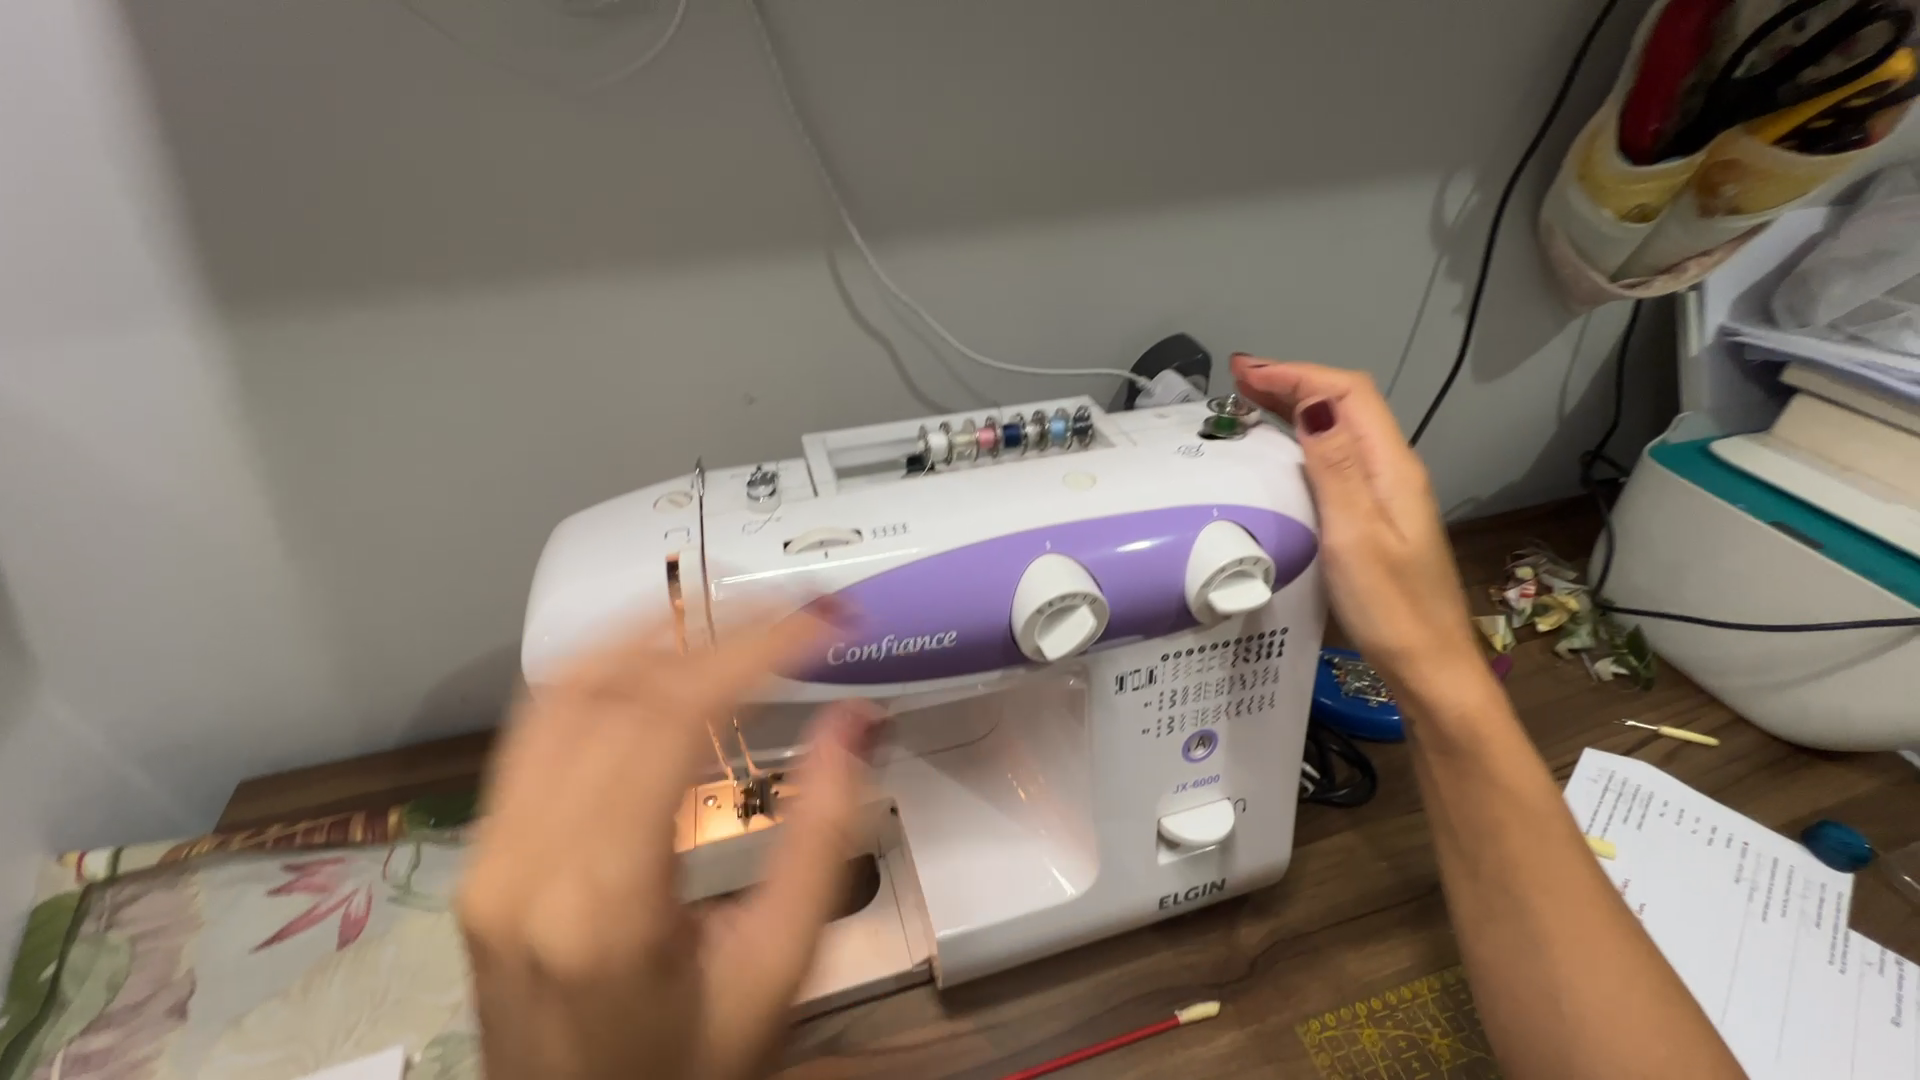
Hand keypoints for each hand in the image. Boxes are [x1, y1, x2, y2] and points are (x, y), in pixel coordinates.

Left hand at [458, 608, 880, 1079]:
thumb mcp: (779, 969)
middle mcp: (523, 861)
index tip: (824, 620)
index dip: (752, 650)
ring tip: (736, 615)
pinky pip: (539, 726)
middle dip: (717, 630)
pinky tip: (659, 657)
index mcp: (602, 903)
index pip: (670, 721)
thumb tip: (858, 718)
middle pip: (616, 691)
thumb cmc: (692, 1067)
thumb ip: (821, 839)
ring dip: (653, 633)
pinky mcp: (485, 850)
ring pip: (563, 691)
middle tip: (796, 611)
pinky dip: (605, 668)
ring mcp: (489, 852)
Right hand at [1232, 355, 1481, 699]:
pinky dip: (1302, 440)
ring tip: (1249, 405)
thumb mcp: (1355, 535)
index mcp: (1391, 467)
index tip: (1243, 372)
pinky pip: (1337, 458)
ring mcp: (1386, 494)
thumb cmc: (1389, 607)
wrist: (1427, 664)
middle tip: (1237, 381)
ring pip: (1341, 429)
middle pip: (1347, 404)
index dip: (1296, 374)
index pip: (1347, 394)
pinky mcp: (1375, 516)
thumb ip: (1336, 468)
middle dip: (1293, 382)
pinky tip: (1280, 452)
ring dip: (1296, 407)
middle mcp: (1392, 470)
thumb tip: (1314, 403)